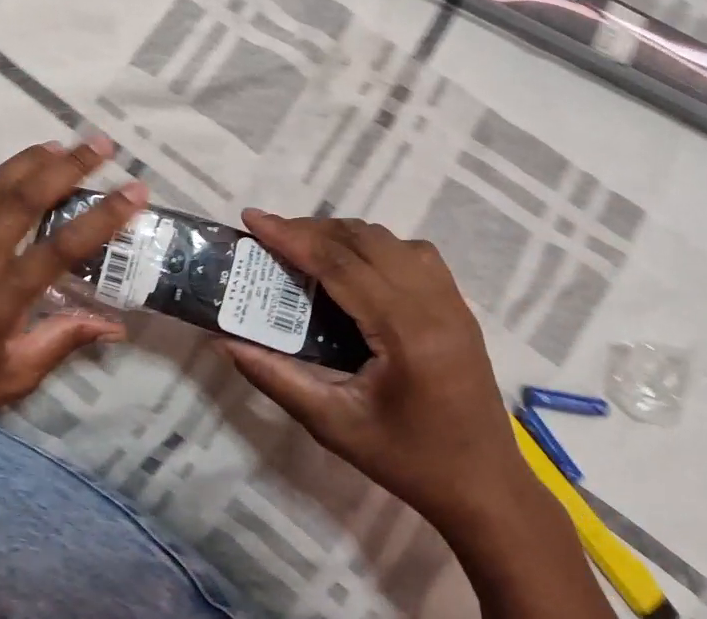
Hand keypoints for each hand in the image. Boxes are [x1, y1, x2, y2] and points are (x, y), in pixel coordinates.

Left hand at [0, 138, 148, 444]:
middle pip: (24, 199)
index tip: (134, 190)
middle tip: (100, 145)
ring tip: (60, 146)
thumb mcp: (16, 375)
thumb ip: (64, 340)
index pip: (61, 248)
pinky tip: (8, 174)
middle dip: (67, 166)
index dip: (102, 217)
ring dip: (27, 162)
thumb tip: (114, 326)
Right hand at [218, 213, 528, 532]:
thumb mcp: (330, 424)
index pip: (340, 264)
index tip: (252, 219)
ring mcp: (454, 304)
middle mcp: (435, 306)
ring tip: (304, 249)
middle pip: (364, 241)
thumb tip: (223, 341)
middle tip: (267, 236)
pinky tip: (353, 268)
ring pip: (391, 241)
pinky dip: (376, 246)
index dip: (291, 237)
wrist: (483, 488)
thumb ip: (274, 376)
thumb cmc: (405, 459)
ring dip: (343, 235)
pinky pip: (415, 254)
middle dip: (310, 230)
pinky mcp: (460, 309)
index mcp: (405, 334)